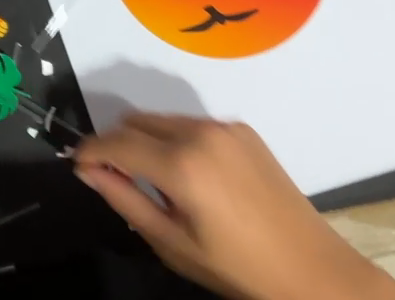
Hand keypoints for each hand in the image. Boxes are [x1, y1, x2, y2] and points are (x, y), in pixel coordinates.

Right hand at [74, 114, 394, 299]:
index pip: (116, 142)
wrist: (317, 274)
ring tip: (158, 181)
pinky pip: (191, 124)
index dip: (90, 150)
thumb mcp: (173, 243)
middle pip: (135, 121)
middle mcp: (199, 132)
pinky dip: (177, 140)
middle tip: (117, 177)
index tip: (77, 163)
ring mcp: (223, 127)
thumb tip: (86, 170)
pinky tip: (194, 176)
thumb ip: (124, 199)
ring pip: (162, 119)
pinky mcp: (242, 130)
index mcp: (181, 165)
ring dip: (147, 140)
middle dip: (118, 144)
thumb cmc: (239, 270)